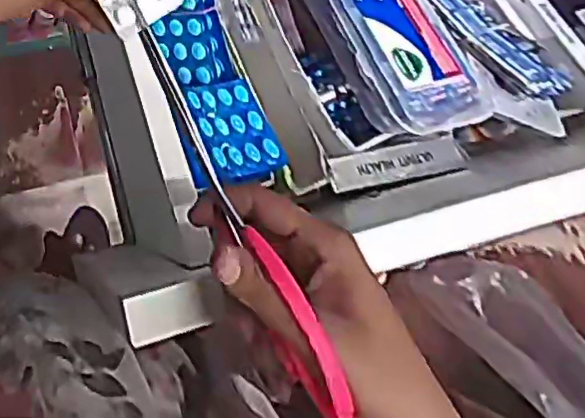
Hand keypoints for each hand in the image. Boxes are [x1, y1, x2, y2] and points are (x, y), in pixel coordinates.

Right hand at [190, 185, 457, 417]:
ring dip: (250, 314)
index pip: (264, 202)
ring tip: (268, 346)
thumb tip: (221, 253)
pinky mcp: (305, 310)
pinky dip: (260, 330)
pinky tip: (276, 357)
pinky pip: (264, 303)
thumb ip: (262, 292)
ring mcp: (311, 284)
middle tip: (243, 308)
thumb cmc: (386, 382)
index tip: (198, 216)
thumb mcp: (314, 332)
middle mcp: (317, 257)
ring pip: (253, 277)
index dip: (227, 203)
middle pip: (253, 242)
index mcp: (327, 245)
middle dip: (241, 281)